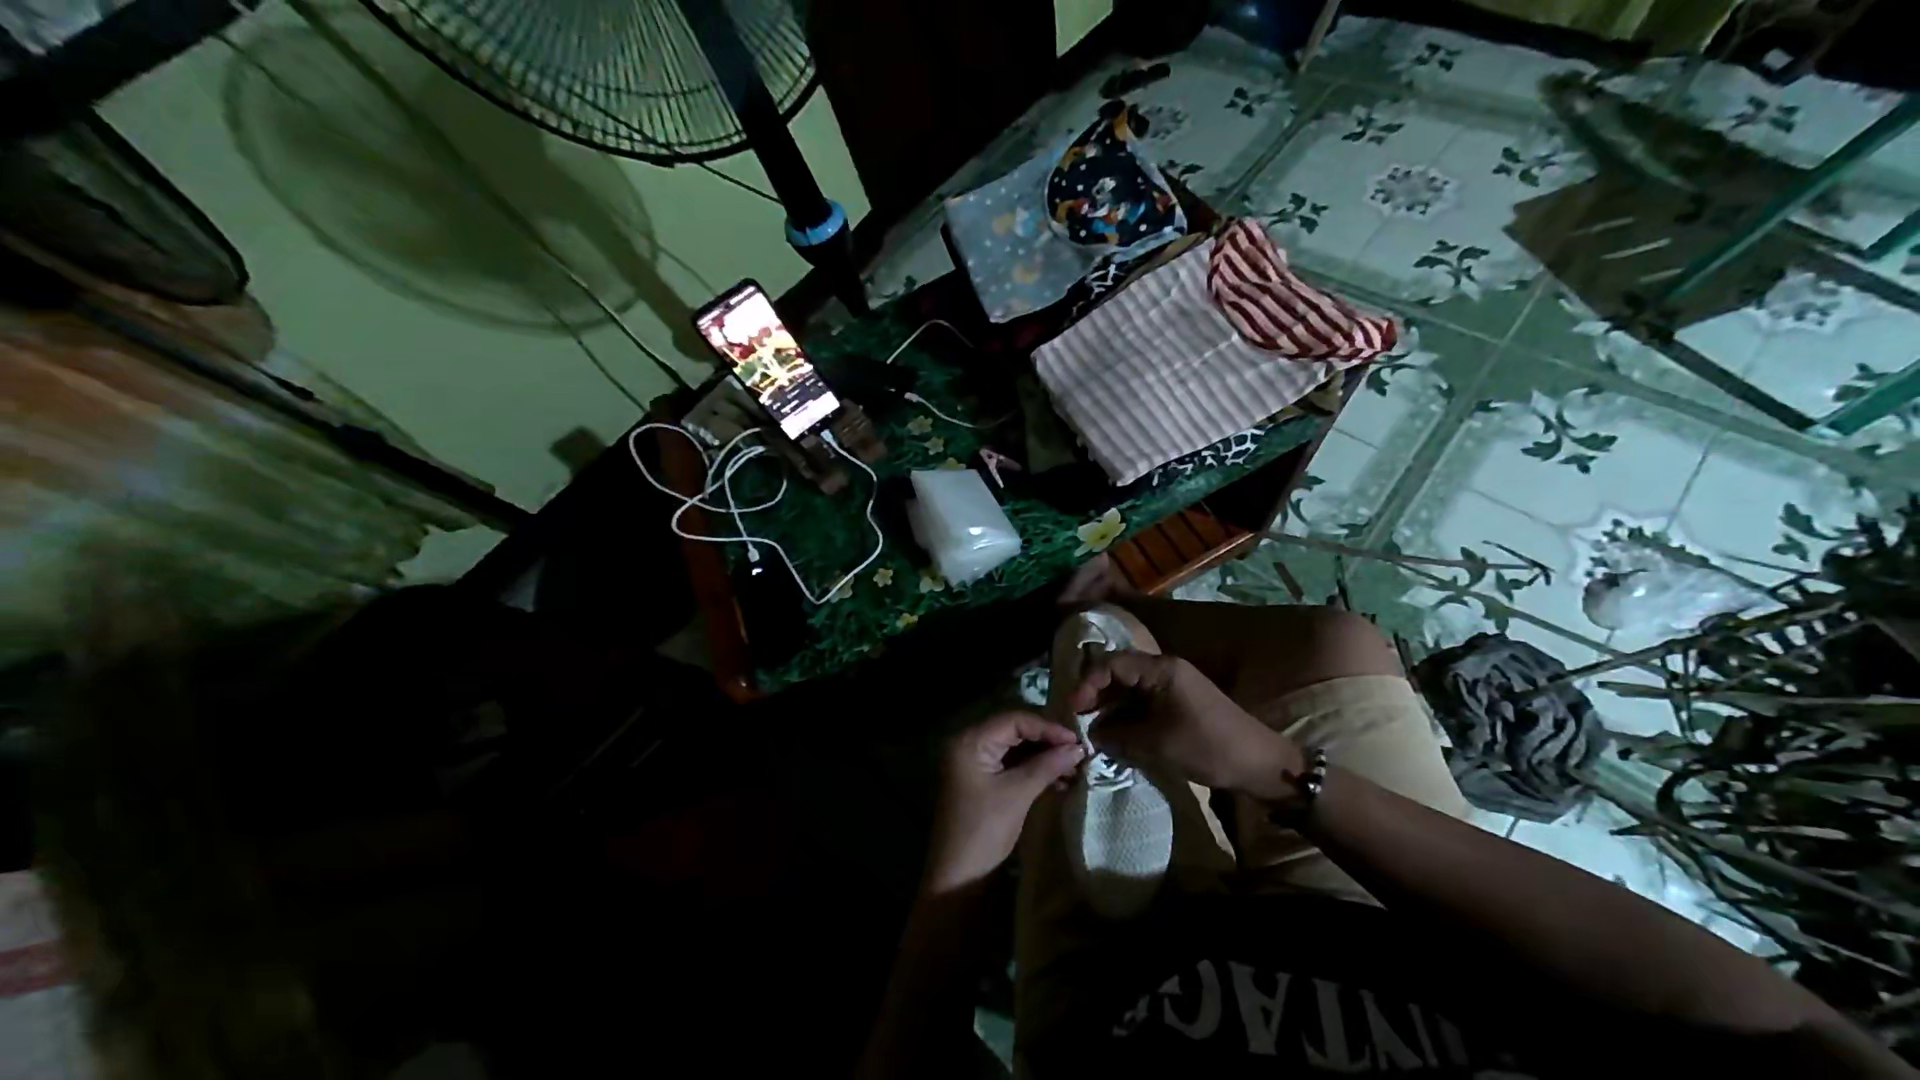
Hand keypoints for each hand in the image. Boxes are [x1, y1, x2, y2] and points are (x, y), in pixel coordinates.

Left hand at [925, 711, 1085, 892]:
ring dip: (1043, 756)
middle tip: (1078, 751)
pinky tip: (1058, 780)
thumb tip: (1078, 748)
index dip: (1047, 727)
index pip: (1014, 720)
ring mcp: (973, 762)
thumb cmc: (984, 830)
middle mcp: (968, 744)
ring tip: (1073, 768)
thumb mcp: (1018, 794)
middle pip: (1014, 730)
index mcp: (970, 741)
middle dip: (1047, 740)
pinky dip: (1032, 769)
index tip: (1077, 740)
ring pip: (1014, 748)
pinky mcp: (980, 779)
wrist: (957, 876)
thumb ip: (1047, 766)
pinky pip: (1009, 764)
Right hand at [1069, 650, 1303, 799]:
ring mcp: (1174, 685)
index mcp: (1161, 669)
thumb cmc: (1207, 746)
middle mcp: (1166, 669)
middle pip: (1119, 672)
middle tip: (1079, 719)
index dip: (1088, 683)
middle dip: (1096, 695)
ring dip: (1111, 708)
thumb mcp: (1157, 743)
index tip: (1074, 709)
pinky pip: (1144, 702)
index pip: (1112, 663)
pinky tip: (1117, 736)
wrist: (1259, 764)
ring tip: (1095, 732)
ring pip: (1130, 689)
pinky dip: (1127, 716)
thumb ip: (1118, 735)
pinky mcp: (1179, 702)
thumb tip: (1092, 734)